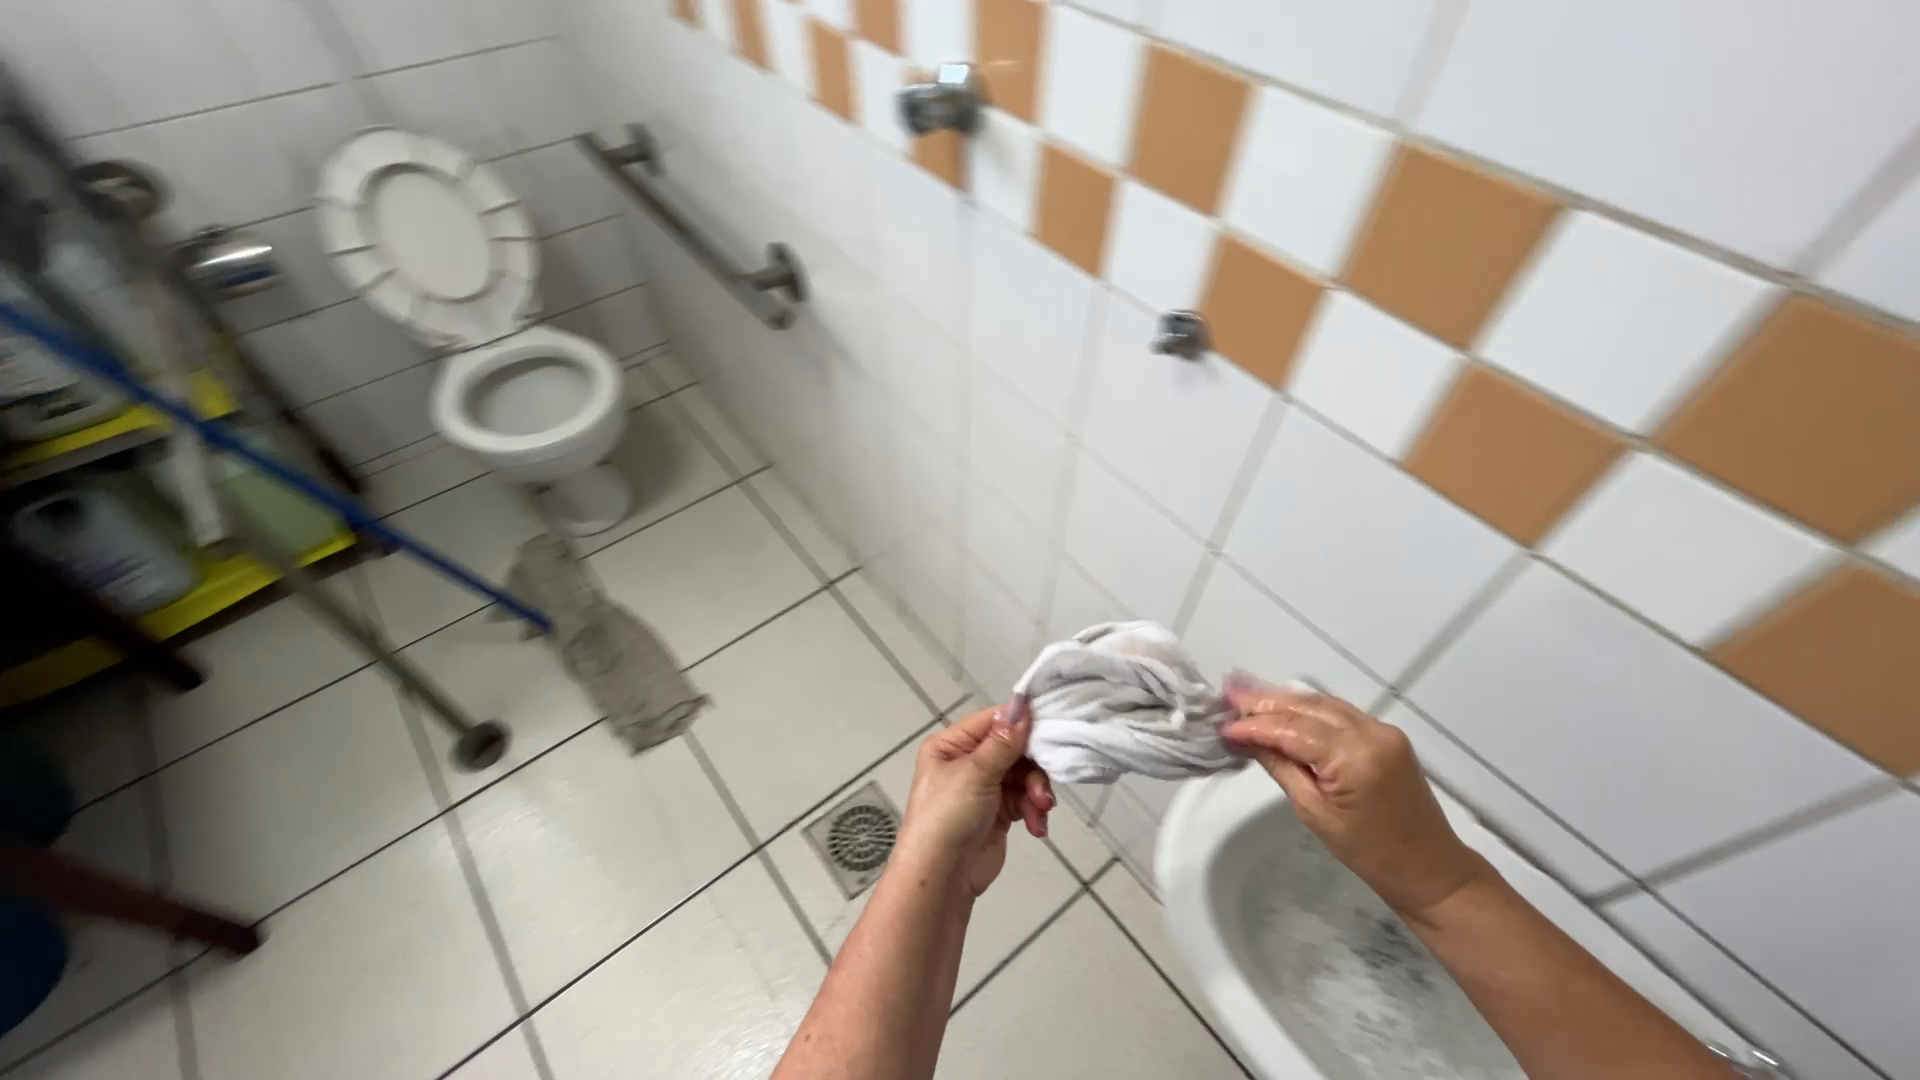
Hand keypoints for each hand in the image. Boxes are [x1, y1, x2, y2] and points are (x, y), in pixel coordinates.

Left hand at [895, 700, 1054, 897]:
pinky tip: (1037, 826)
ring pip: (1023, 775)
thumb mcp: (976, 773)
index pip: (993, 722)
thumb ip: (1004, 741)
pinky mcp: (998, 812)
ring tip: (1040, 810)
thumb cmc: (949, 815)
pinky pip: (1024, 800)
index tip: (1049, 729)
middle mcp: (967, 761)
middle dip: (1033, 768)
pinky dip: (1033, 810)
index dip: (1021, 724)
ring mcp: (984, 787)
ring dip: (1036, 792)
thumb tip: (1022, 704)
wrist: (941, 876)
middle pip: (1013, 749)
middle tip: (1044, 786)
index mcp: (952, 744)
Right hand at [1221, 676, 1485, 916]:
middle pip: (1307, 707)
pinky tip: (1283, 709)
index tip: (1223, 726)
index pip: (1293, 729)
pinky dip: (1308, 709)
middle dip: (1265, 702)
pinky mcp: (1385, 735)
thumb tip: (1246, 739)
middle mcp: (1371, 733)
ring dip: (1284, 701)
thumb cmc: (1367, 851)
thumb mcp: (1313, 811)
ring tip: (1246, 698)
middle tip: (1228, 695)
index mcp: (1354, 757)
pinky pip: (1338, 713)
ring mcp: (1382, 730)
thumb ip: (1280, 766)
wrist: (1428, 868)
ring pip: (1322, 704)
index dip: (1255, 725)